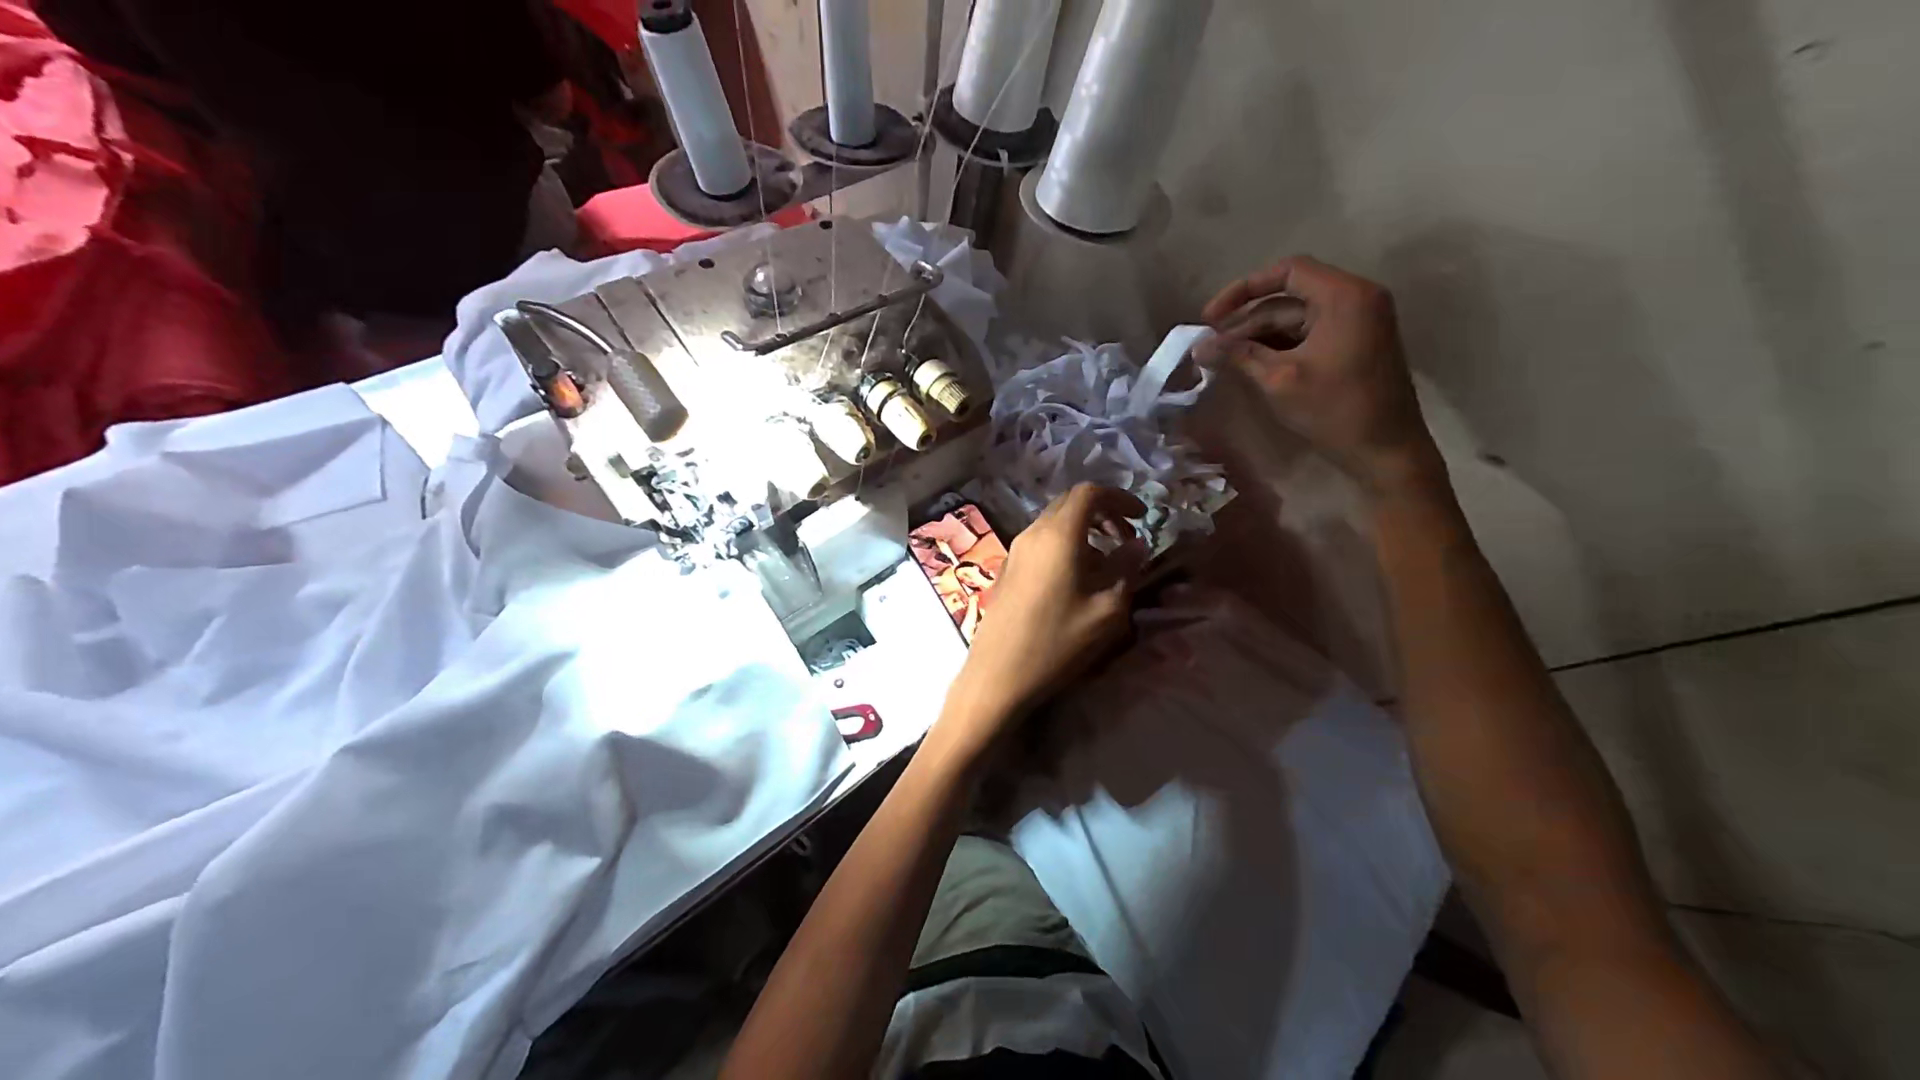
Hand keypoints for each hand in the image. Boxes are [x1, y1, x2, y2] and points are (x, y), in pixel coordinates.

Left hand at [934, 486, 1147, 762]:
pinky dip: (1064, 546)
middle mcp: (1032, 534)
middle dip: (1102, 513)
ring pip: (1053, 524)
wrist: (997, 675)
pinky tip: (1076, 580)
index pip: (1089, 493)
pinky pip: (1040, 544)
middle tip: (1126, 537)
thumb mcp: (1106, 610)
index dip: (1119, 498)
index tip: (1141, 517)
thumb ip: (1125, 570)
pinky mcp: (1005, 571)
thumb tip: (1135, 546)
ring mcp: (1014, 552)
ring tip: (1106, 562)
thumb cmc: (1057, 642)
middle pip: (1069, 504)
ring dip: (1083, 532)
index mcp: (1058, 535)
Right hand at [1200, 256, 1444, 496]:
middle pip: (1289, 295)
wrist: (1385, 450)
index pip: (1286, 272)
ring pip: (1297, 317)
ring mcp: (1358, 321)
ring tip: (1223, 356)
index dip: (1242, 289)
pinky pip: (1310, 332)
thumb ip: (1238, 355)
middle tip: (1211, 342)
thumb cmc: (1334, 410)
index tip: (1210, 317)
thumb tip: (1199, 346)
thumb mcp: (1278, 380)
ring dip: (1259, 334)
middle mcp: (1356, 298)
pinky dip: (1279, 344)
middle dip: (1247, 318)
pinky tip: (1250, 362)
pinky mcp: (1356, 342)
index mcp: (1344, 296)